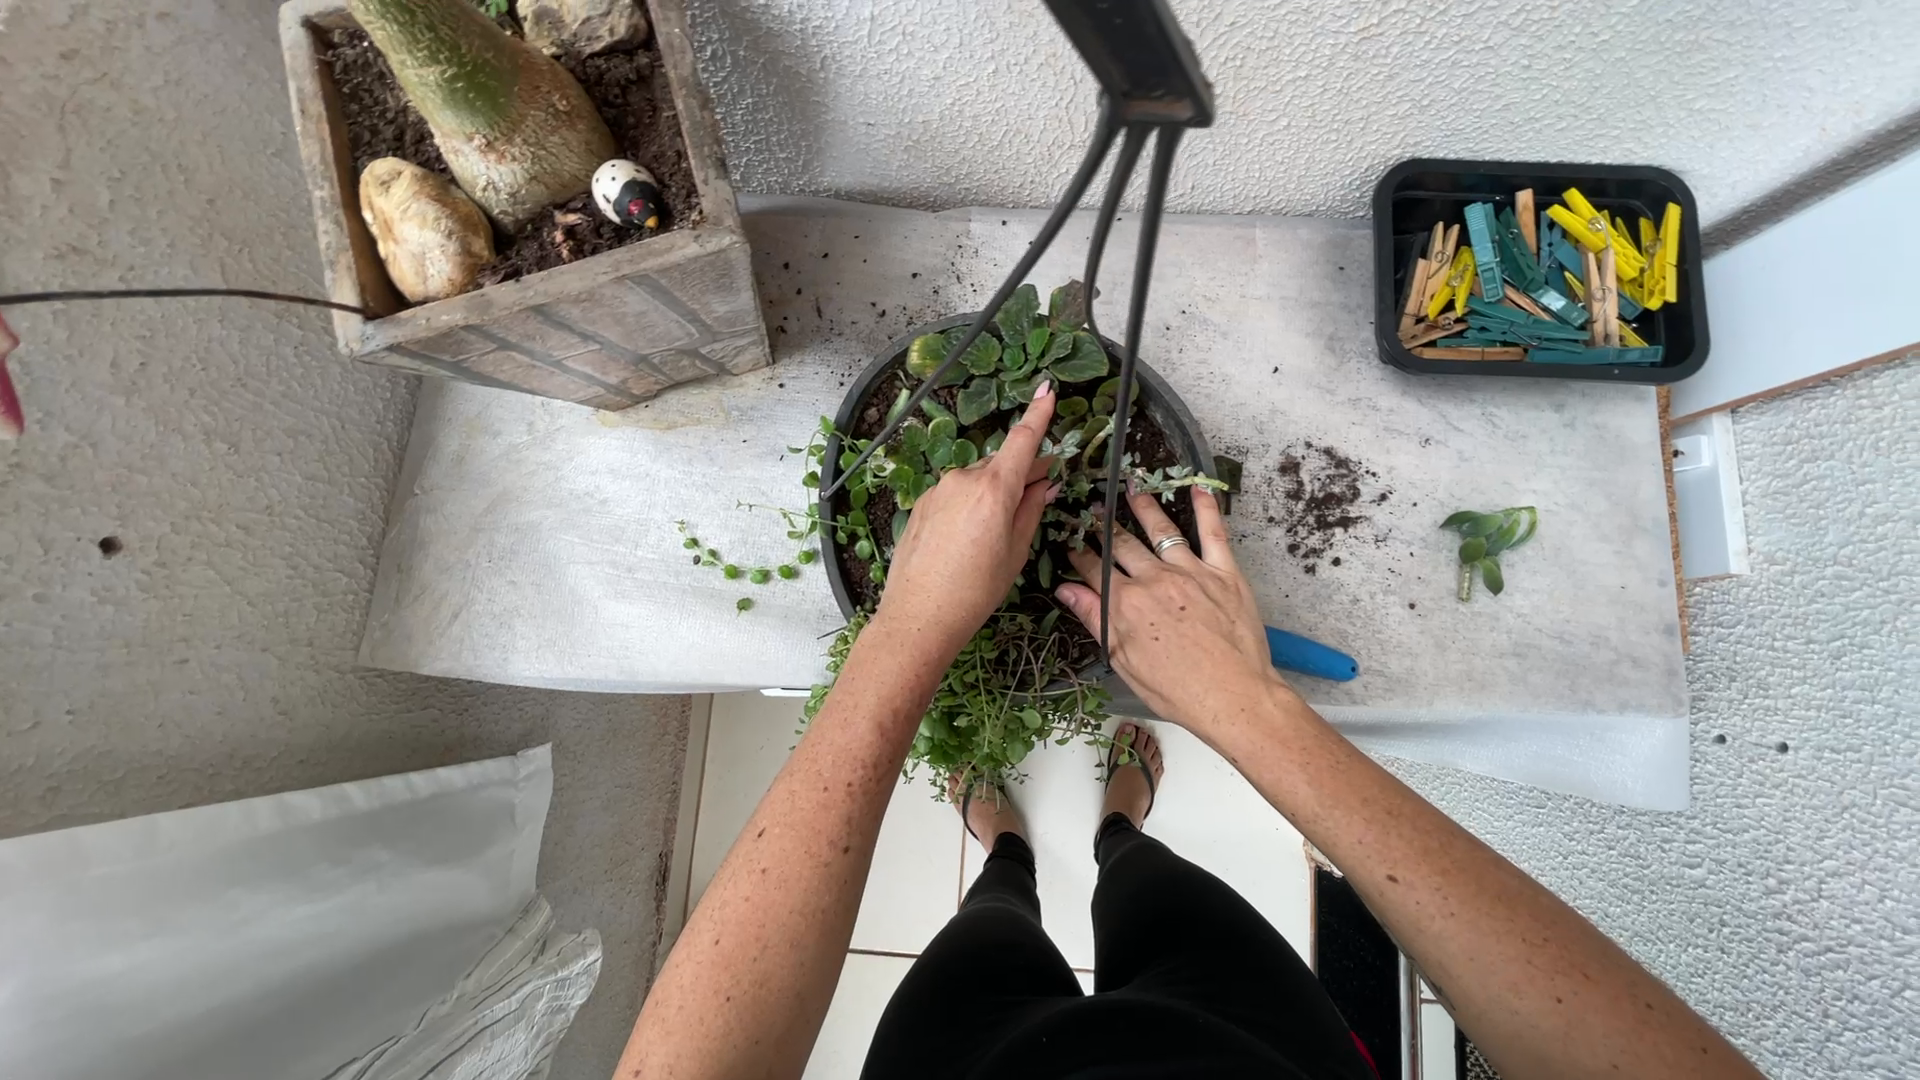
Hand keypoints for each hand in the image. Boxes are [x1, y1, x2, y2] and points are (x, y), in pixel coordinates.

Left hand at [873, 382, 1058, 661]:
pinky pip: (956, 494)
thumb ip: (1031, 510)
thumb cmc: (975, 591)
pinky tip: (969, 539)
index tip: (1047, 390)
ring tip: (996, 535)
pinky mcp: (923, 503)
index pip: (1022, 440)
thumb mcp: (1015, 552)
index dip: (1038, 415)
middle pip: (1002, 464)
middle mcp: (964, 479)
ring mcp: (939, 490)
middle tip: (1039, 496)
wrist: (918, 617)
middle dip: (1022, 474)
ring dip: (994, 493)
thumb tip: (1043, 484)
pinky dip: (971, 504)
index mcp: (994, 488)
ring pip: (978, 481)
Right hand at [1055, 486, 1287, 729]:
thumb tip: (1065, 590)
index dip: (1079, 554)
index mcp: (1126, 603)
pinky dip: (1207, 509)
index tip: (1070, 542)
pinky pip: (1214, 533)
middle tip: (1094, 511)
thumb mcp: (1122, 661)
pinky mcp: (1224, 573)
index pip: (1094, 569)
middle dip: (1104, 526)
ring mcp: (1192, 572)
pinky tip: (1199, 489)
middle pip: (1123, 545)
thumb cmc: (1176, 690)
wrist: (1233, 697)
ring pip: (1162, 531)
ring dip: (1145, 509)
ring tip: (1134, 491)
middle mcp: (1155, 579)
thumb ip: (1095, 619)